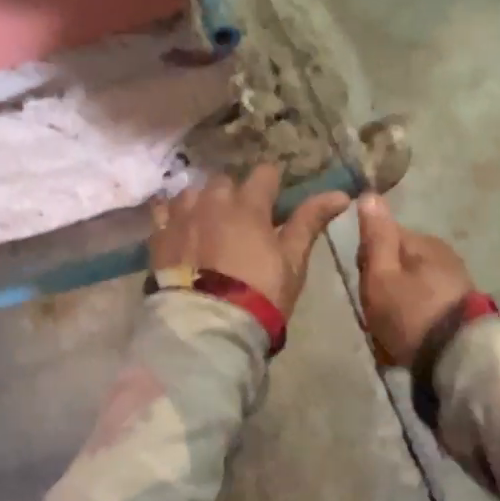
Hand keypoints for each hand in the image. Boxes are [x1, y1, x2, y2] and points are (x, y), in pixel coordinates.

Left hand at [150, 164, 350, 316]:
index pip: (265, 173)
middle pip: (224, 181)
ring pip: (191, 193)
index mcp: (249, 204)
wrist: (209, 327)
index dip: (272, 185)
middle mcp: (212, 201)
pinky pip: (162, 213)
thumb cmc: (260, 293)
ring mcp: (181, 218)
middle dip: (234, 195)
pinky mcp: (158, 238)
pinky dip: (172, 217)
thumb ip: (310, 222)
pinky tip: (179, 231)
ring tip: (207, 224)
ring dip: (201, 203)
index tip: (274, 202)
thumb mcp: (293, 260)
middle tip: (241, 221)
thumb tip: (341, 193)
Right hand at [355, 194, 477, 365]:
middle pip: (397, 263)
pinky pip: (426, 305)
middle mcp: (442, 254)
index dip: (366, 260)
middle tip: (376, 315)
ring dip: (396, 307)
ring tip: (391, 335)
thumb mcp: (382, 276)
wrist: (458, 359)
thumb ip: (375, 237)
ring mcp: (456, 280)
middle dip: (382, 286)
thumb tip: (369, 194)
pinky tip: (409, 341)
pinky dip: (414, 320)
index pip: (382, 236)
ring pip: (410, 286)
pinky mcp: (462, 306)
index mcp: (423, 242)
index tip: (365, 286)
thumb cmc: (411, 314)